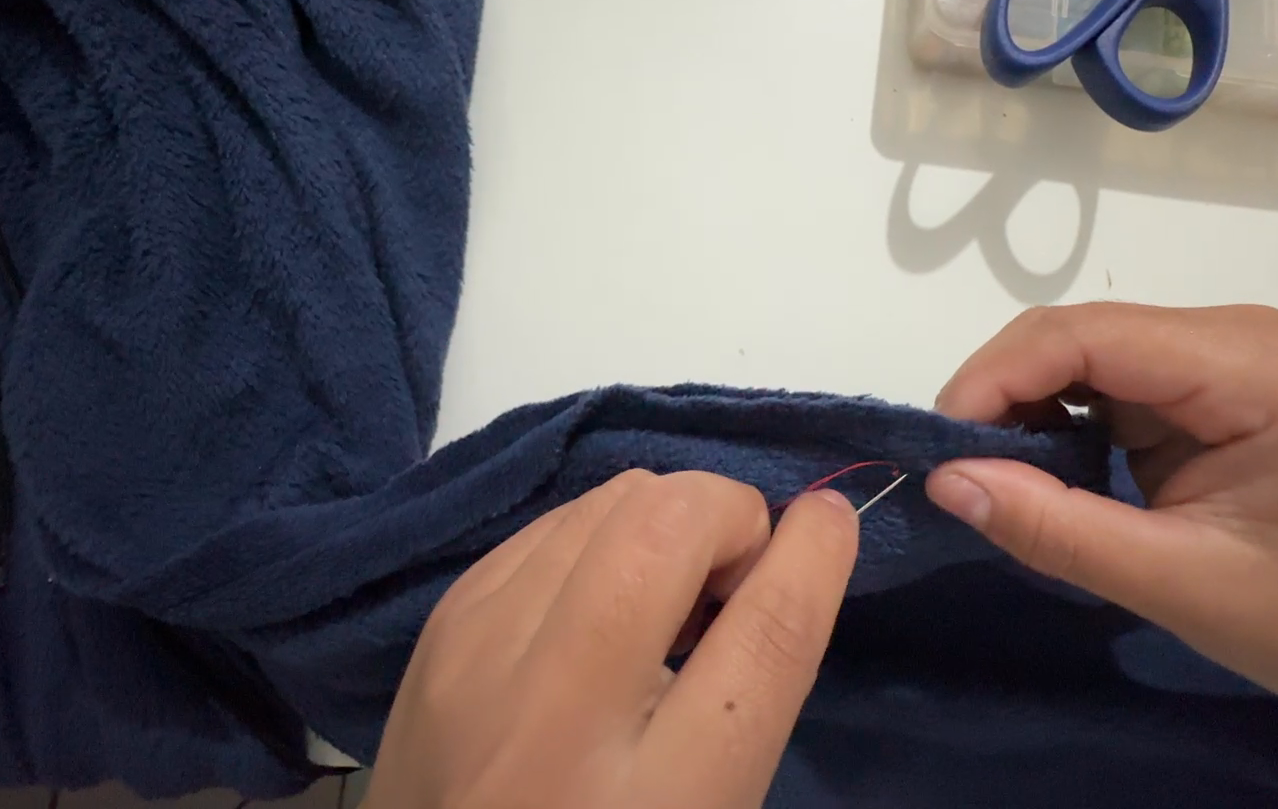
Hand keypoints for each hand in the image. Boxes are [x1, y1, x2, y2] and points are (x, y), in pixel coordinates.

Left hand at [364, 470, 858, 808]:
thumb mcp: (710, 801)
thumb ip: (752, 683)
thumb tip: (783, 549)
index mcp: (660, 799)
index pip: (764, 635)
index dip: (812, 555)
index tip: (829, 514)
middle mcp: (556, 713)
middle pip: (668, 526)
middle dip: (728, 513)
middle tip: (732, 570)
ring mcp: (482, 648)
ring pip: (613, 498)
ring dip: (667, 516)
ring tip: (664, 584)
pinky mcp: (447, 617)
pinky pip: (559, 517)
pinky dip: (606, 530)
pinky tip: (602, 588)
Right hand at [925, 304, 1277, 732]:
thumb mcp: (1181, 587)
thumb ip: (1054, 528)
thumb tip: (942, 478)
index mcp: (1255, 368)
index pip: (1086, 336)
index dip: (995, 377)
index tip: (940, 444)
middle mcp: (1238, 333)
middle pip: (1077, 331)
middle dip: (1001, 389)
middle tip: (956, 460)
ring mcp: (1223, 350)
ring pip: (1080, 348)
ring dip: (1023, 399)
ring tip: (994, 464)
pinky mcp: (1205, 377)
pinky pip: (1102, 374)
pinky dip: (1055, 410)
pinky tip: (1044, 457)